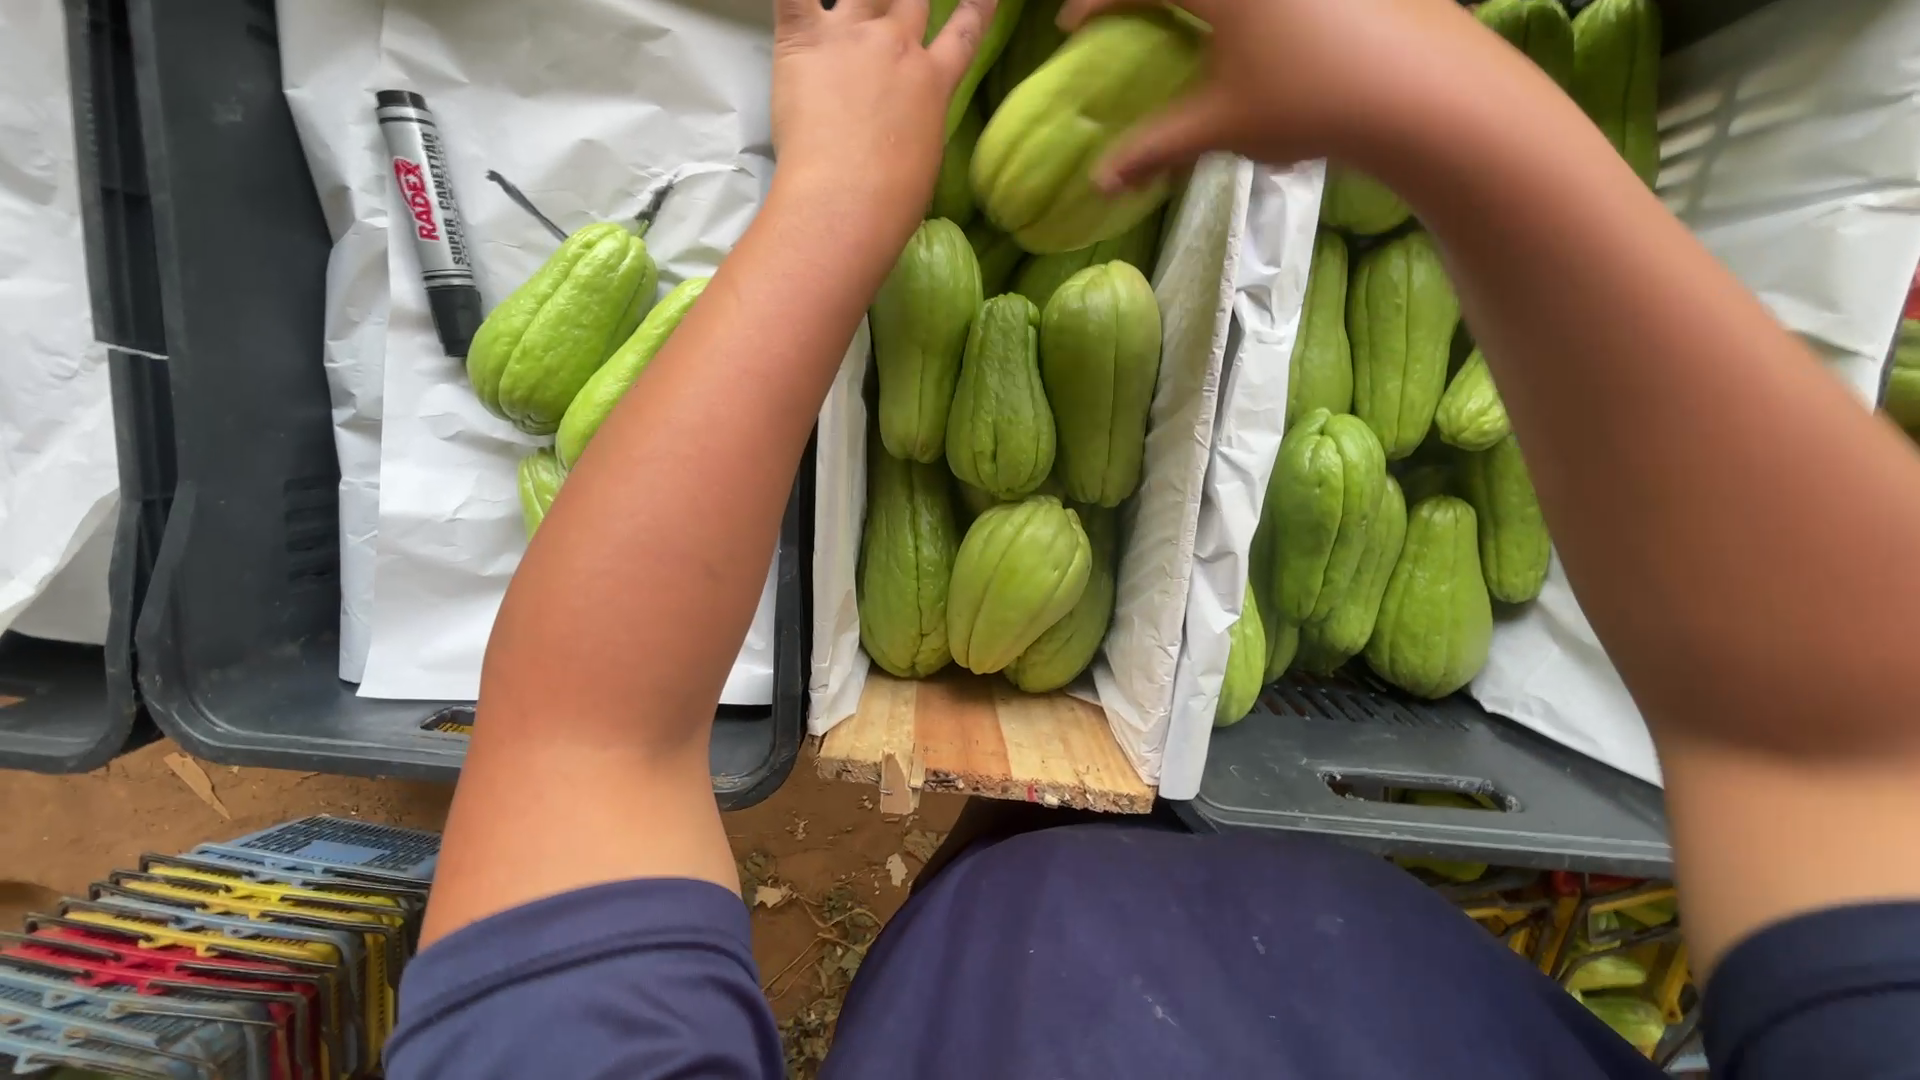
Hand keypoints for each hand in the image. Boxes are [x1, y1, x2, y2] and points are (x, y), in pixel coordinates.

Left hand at [772, 0, 995, 239]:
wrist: (848, 197)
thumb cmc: (894, 200)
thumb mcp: (926, 160)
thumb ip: (918, 126)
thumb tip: (906, 128)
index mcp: (932, 82)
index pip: (964, 32)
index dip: (975, 7)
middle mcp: (895, 46)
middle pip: (910, 0)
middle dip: (908, 0)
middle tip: (900, 6)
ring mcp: (848, 35)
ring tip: (854, 7)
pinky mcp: (802, 38)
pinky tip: (793, 2)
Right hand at [1058, 0, 1523, 191]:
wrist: (1423, 90)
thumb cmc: (1308, 103)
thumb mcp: (1221, 126)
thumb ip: (1155, 148)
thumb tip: (1099, 181)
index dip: (1094, 0)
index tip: (1070, 22)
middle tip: (1126, 10)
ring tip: (1184, 17)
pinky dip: (1242, 9)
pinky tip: (1254, 26)